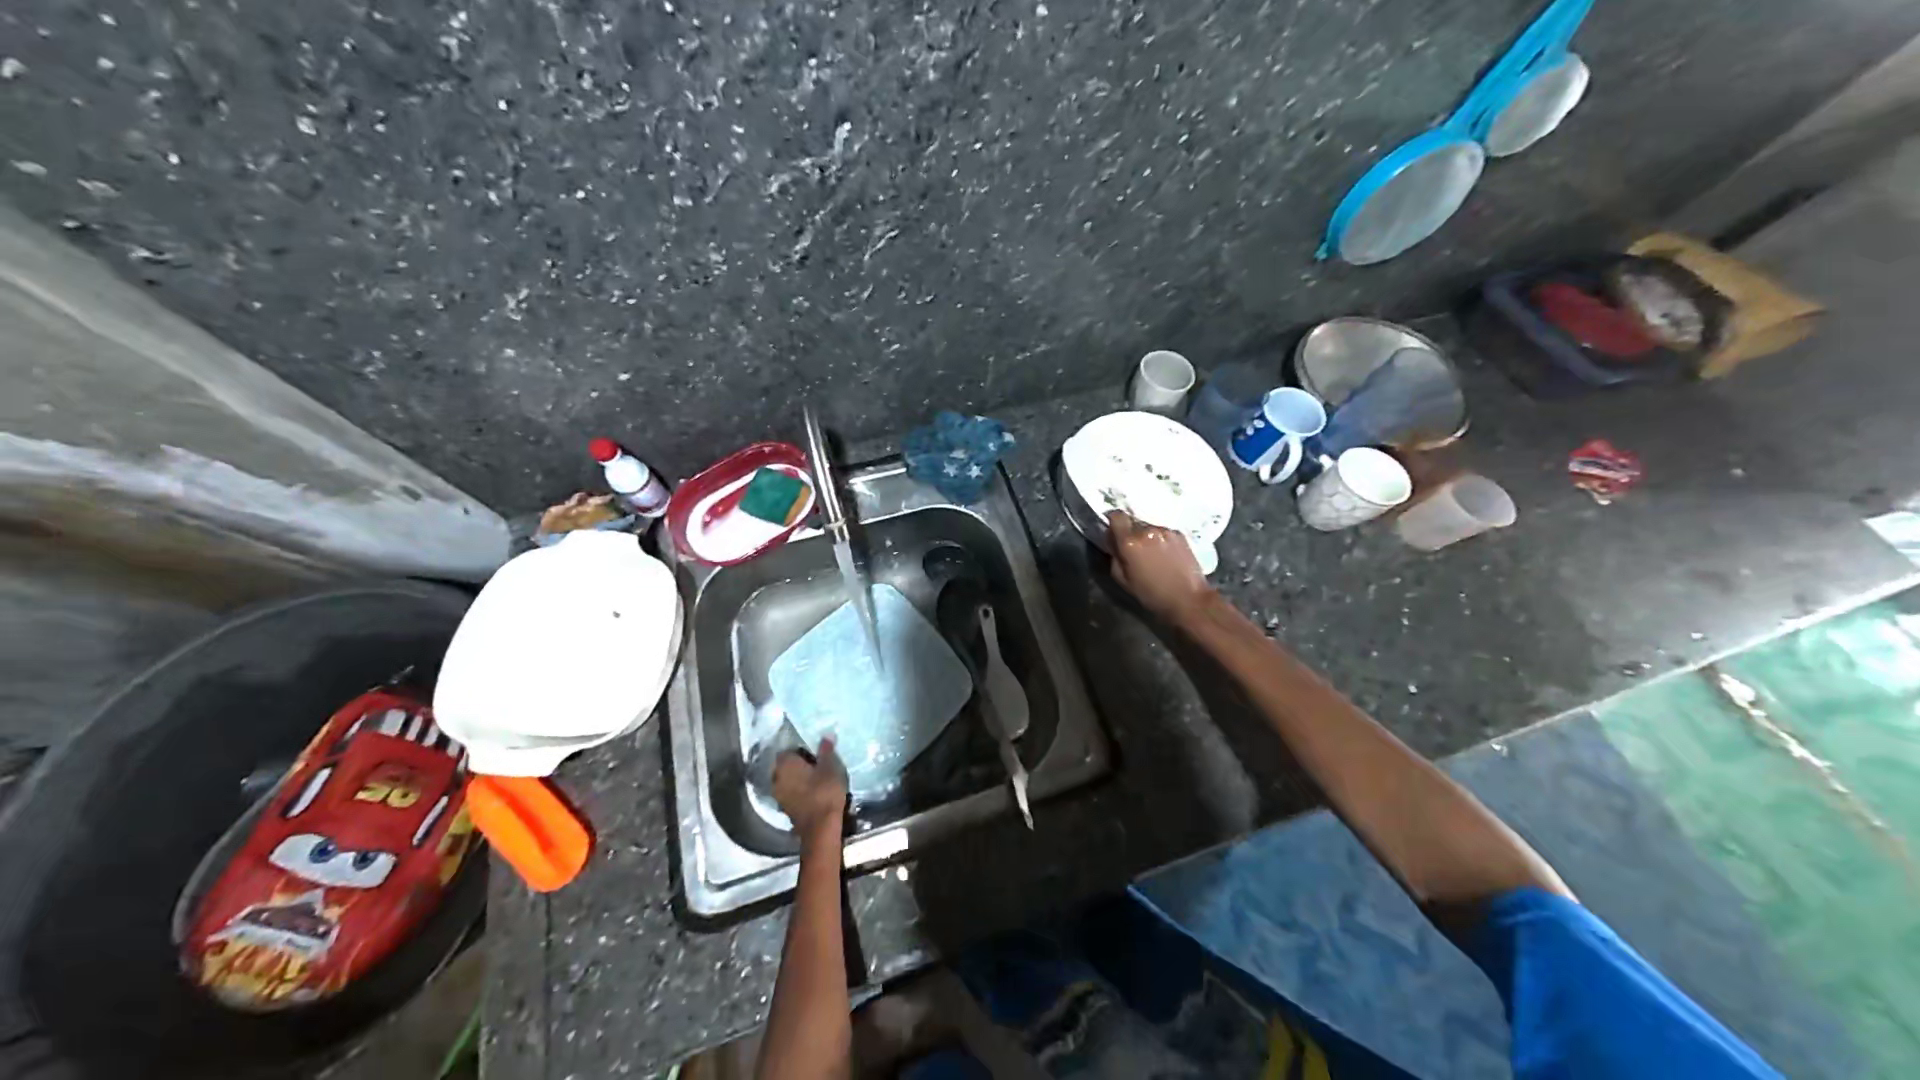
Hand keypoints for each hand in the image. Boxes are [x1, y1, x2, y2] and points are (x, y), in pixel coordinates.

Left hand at [773, 738, 848, 838]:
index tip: (815, 753)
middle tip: (816, 765)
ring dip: (797, 780)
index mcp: (785, 763)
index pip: (789, 750)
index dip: (802, 750)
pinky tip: (812, 794)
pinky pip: (790, 794)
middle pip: (786, 766)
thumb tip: (826, 735)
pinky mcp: (785, 809)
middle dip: (798, 765)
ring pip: (787, 781)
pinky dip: (799, 792)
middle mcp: (776, 777)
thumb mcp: (830, 767)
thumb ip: (826, 750)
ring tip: (815, 780)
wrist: (820, 827)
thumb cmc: (824, 791)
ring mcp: (779, 795)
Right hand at [1105, 511, 1216, 622]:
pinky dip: (1160, 539)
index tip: (1113, 531)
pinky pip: (1162, 532)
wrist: (1188, 598)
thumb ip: (1114, 556)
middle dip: (1130, 532)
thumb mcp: (1123, 580)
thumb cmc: (1152, 594)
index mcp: (1130, 542)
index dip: (1112, 521)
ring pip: (1148, 527)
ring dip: (1146, 536)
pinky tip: (1165, 555)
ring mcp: (1165, 531)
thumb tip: (1113, 541)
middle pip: (1133, 521)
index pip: (1116, 516)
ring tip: (1152, 554)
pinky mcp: (1179, 534)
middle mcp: (1147, 530)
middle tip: (1134, 549)